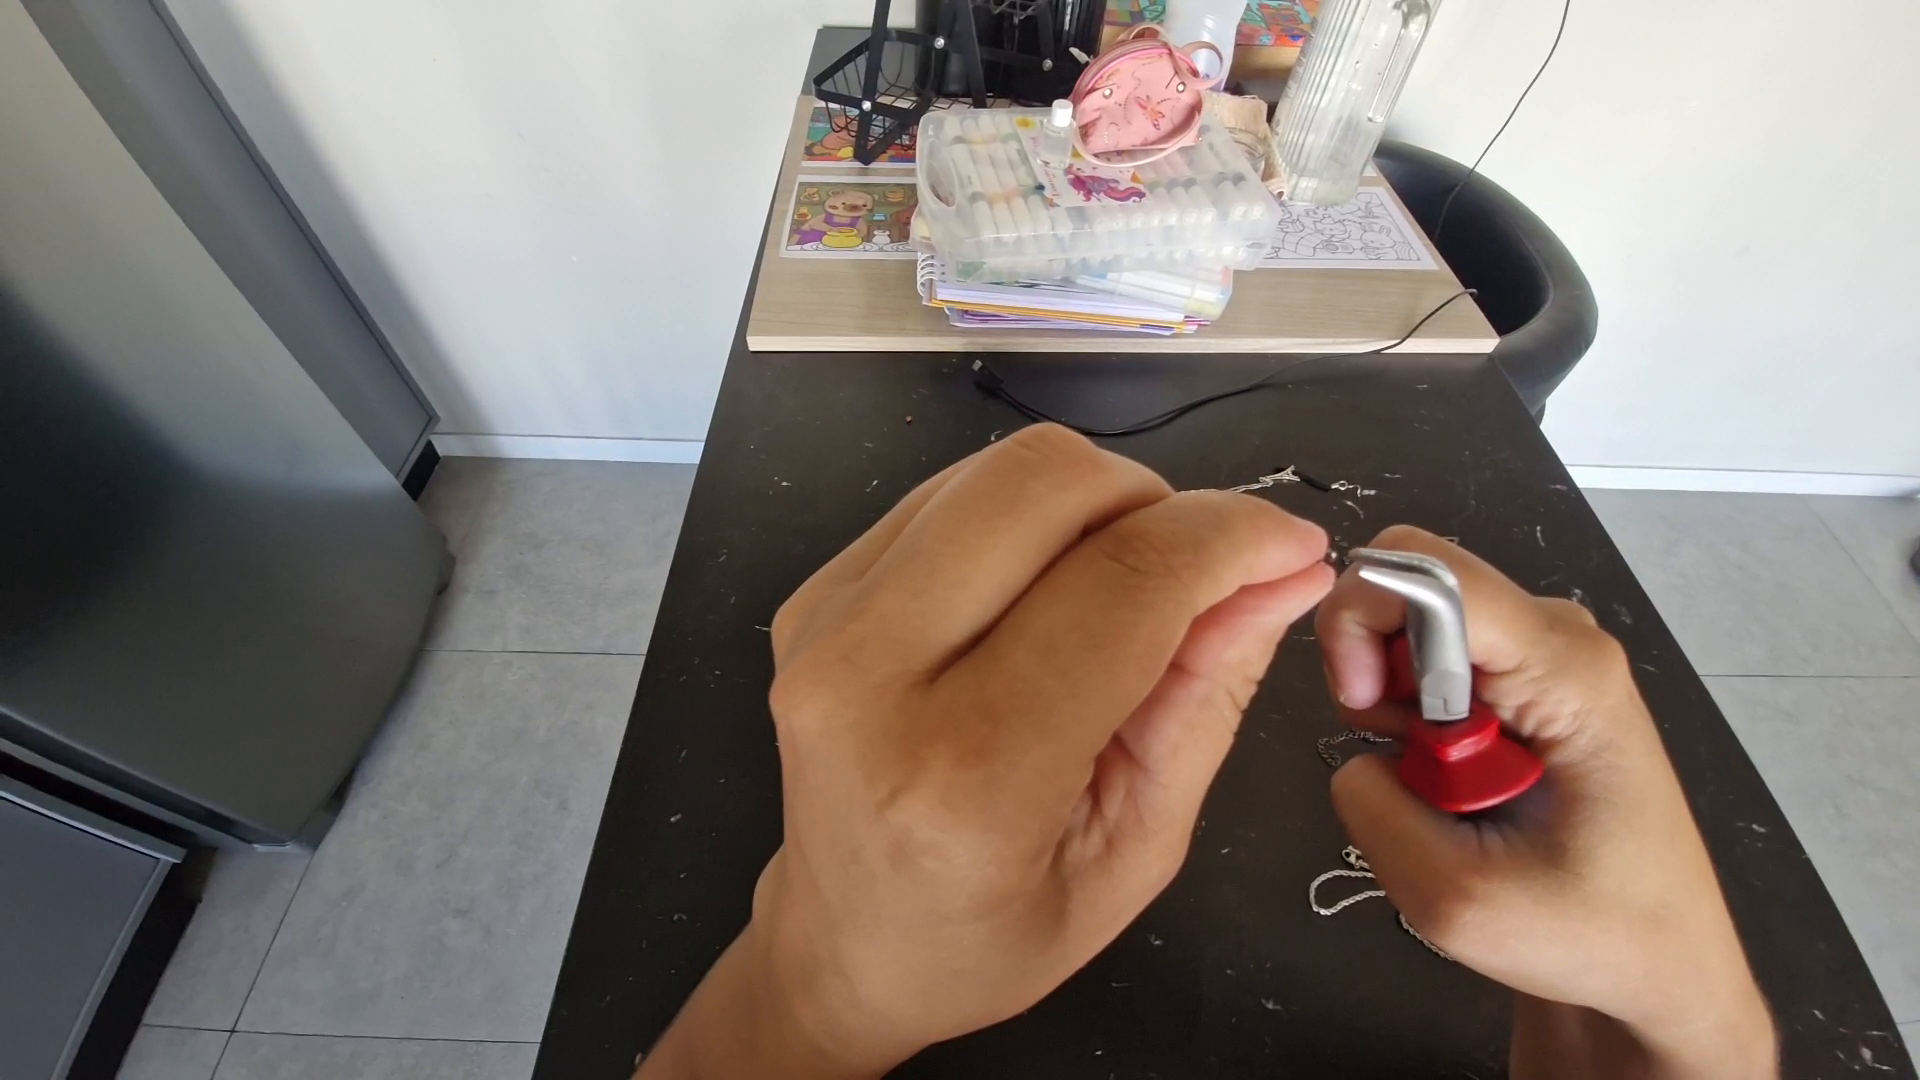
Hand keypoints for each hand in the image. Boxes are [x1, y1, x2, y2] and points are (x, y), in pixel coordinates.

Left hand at [638, 425, 1332, 1077]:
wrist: (836, 934)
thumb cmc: (989, 928)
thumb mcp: (1134, 847)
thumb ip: (1208, 694)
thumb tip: (1279, 572)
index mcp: (966, 774)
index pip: (1122, 586)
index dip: (1229, 538)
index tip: (1288, 544)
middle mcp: (870, 673)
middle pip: (1044, 483)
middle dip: (1154, 498)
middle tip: (1187, 568)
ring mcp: (827, 617)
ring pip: (996, 470)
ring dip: (1090, 499)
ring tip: (1111, 582)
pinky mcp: (814, 588)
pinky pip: (947, 492)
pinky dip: (1024, 514)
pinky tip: (1036, 583)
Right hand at [1316, 526, 1775, 1078]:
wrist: (1656, 960)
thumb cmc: (1581, 933)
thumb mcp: (1453, 896)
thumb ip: (1370, 802)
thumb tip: (1356, 747)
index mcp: (1565, 673)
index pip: (1431, 574)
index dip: (1361, 618)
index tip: (1359, 706)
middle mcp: (1554, 635)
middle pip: (1407, 580)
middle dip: (1364, 652)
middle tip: (1386, 740)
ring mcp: (1539, 647)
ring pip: (1404, 614)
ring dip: (1381, 684)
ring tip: (1422, 766)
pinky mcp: (1520, 669)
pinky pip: (1419, 647)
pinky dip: (1397, 695)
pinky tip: (1434, 756)